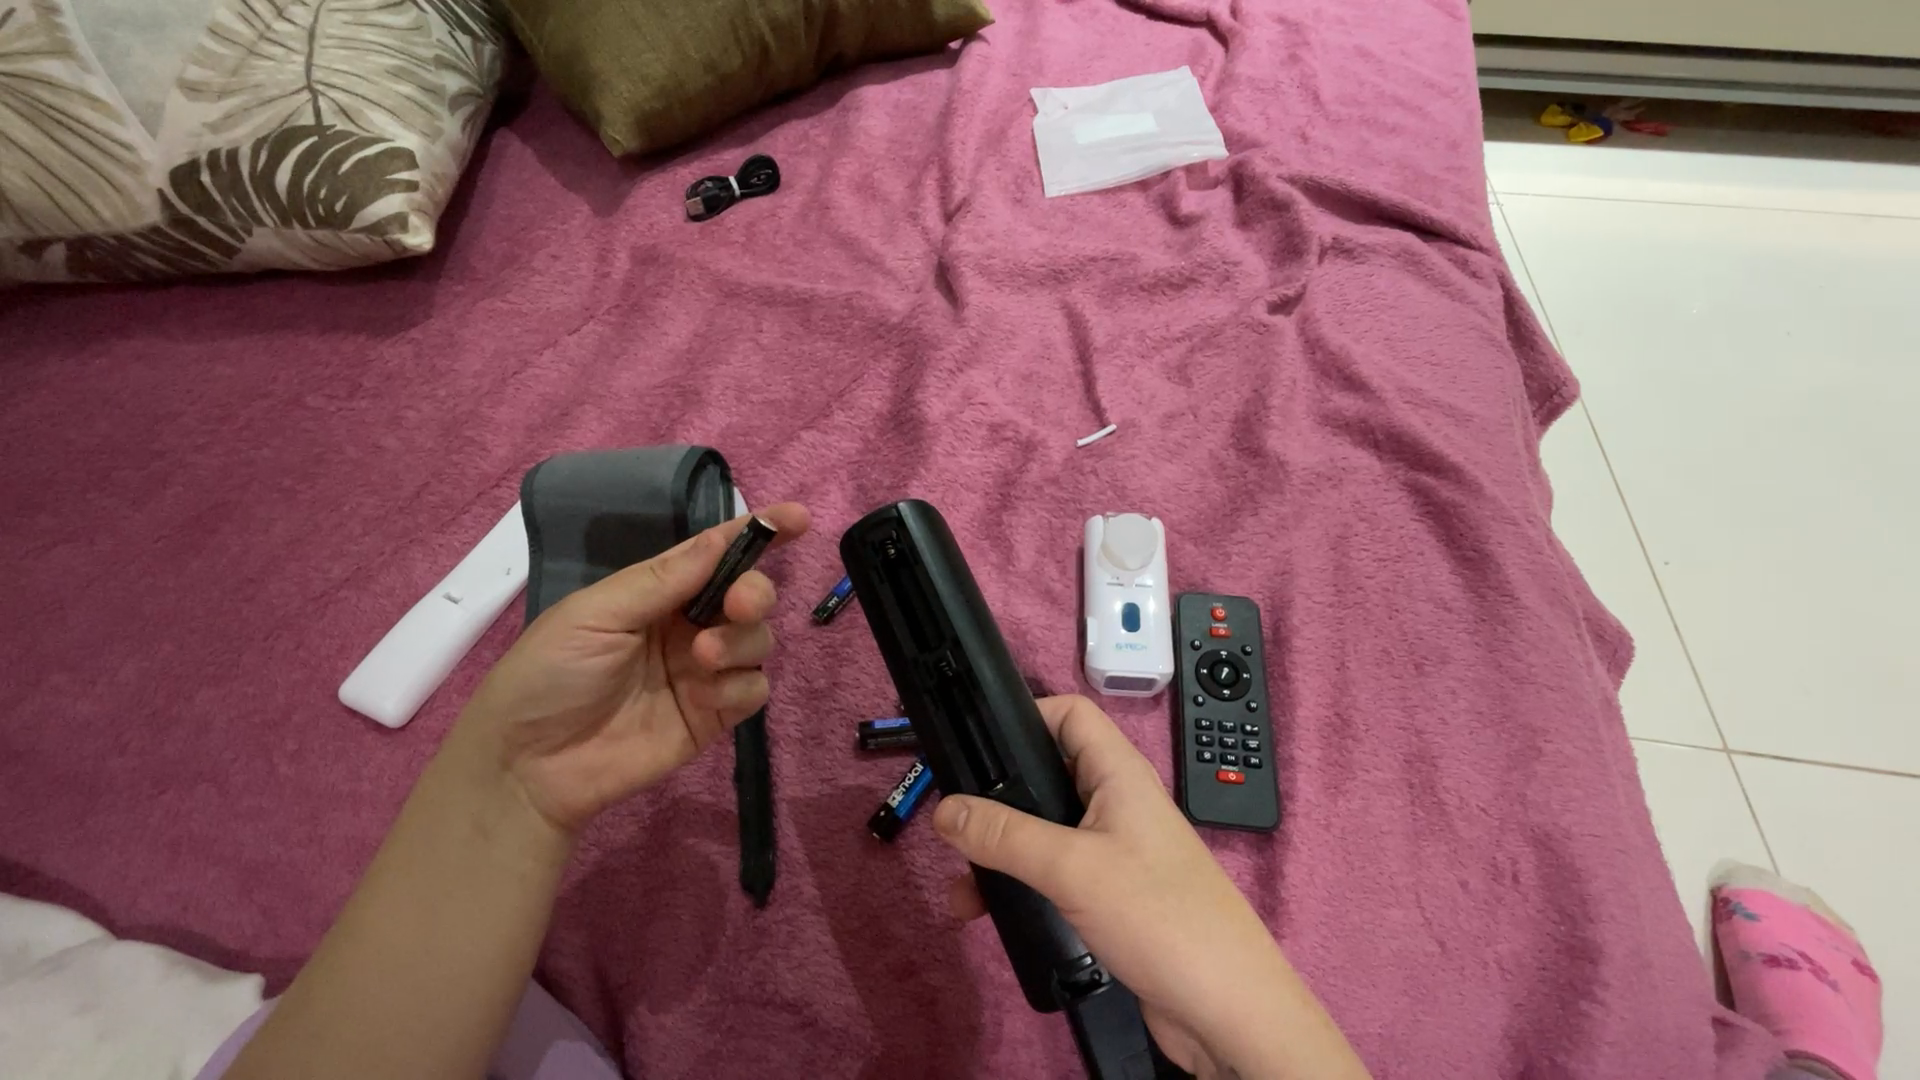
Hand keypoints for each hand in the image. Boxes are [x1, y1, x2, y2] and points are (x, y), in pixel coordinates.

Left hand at [454, 503, 809, 834]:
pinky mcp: (715, 714)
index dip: (759, 532)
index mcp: (659, 592)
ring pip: (758, 640)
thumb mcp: (596, 614)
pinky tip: (703, 698)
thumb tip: (719, 539)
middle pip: (750, 594)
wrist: (529, 766)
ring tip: (702, 659)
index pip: (717, 553)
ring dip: (741, 642)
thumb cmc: (550, 674)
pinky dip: (738, 687)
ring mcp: (704, 670)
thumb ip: (663, 580)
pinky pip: (753, 689)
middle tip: (739, 605)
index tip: (798, 517)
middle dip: (755, 592)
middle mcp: (689, 625)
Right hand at [931, 696, 1367, 1079]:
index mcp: (1119, 773)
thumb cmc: (1160, 916)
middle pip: (1047, 773)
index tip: (975, 739)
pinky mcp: (1110, 894)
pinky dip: (1021, 883)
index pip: (1070, 714)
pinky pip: (1055, 873)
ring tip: (961, 882)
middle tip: (953, 819)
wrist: (1228, 1012)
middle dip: (998, 795)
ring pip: (1045, 830)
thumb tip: (944, 808)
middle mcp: (1116, 802)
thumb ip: (1005, 836)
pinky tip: (990, 912)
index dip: (1025, 714)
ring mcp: (1115, 850)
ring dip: (1002, 848)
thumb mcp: (1073, 869)